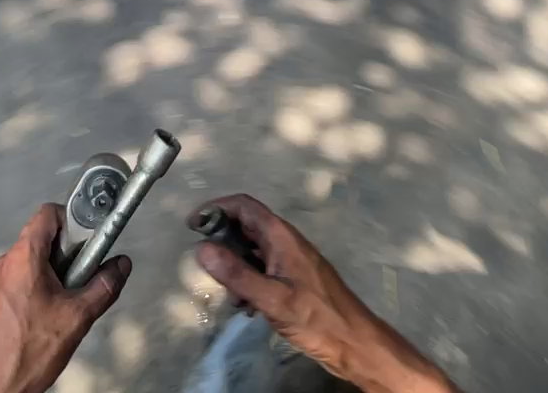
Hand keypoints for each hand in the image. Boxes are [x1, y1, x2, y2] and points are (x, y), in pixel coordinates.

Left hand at [0, 203, 131, 392]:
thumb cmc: (25, 357)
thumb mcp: (77, 319)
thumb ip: (103, 287)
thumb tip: (120, 267)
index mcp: (23, 258)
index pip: (48, 213)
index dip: (70, 219)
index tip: (85, 238)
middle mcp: (3, 265)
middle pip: (39, 239)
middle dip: (64, 254)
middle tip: (77, 277)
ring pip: (27, 263)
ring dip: (47, 274)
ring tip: (60, 305)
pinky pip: (13, 283)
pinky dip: (30, 291)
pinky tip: (40, 319)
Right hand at [193, 194, 457, 392]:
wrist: (354, 343)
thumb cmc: (316, 317)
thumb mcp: (272, 298)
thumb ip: (237, 274)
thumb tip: (202, 248)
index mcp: (280, 235)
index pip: (243, 205)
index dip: (216, 208)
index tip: (192, 224)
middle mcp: (284, 240)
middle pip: (245, 225)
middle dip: (222, 241)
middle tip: (207, 264)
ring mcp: (289, 259)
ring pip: (251, 249)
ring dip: (234, 266)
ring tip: (231, 295)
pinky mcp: (292, 278)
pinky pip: (261, 267)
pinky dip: (248, 280)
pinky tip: (247, 306)